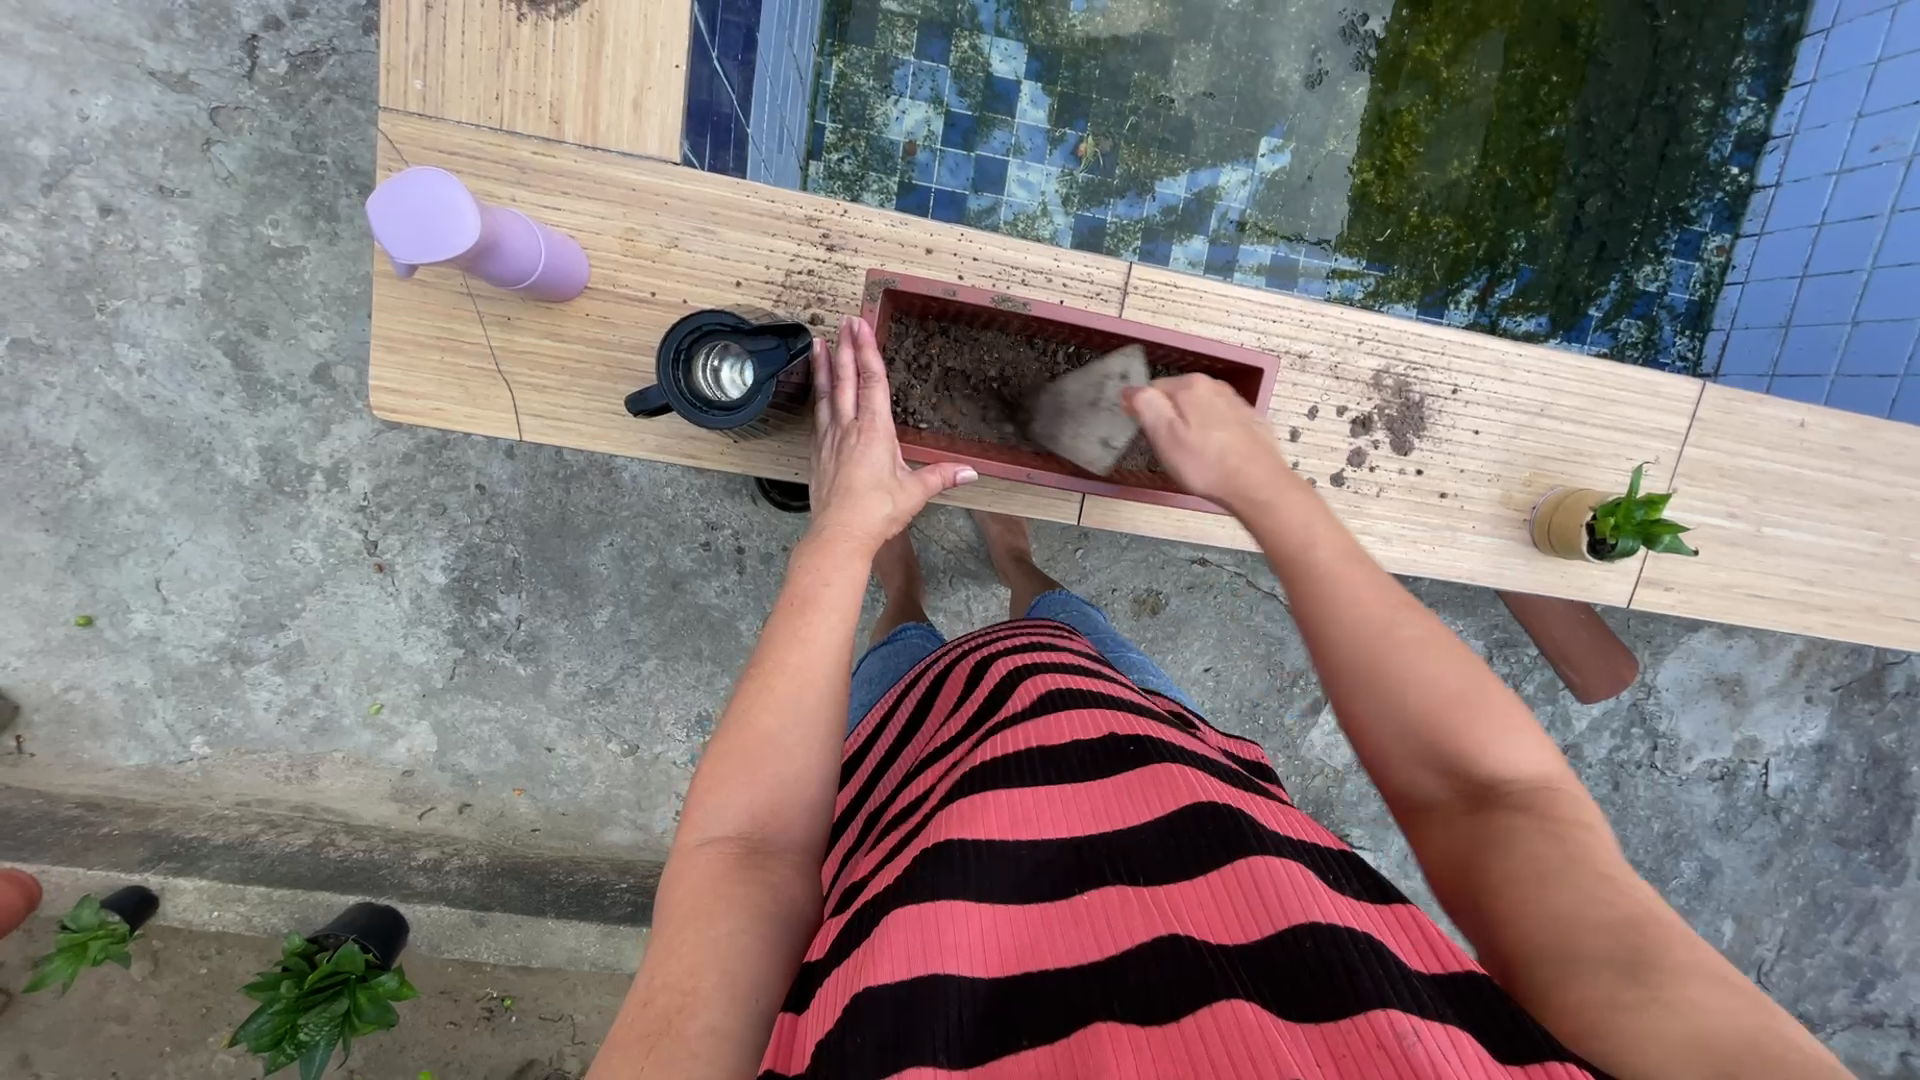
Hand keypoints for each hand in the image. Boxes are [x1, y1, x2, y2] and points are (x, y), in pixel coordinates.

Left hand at [806, 316, 976, 556]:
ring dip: (824, 366)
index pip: (872, 381)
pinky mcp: (818, 455)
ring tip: (818, 343)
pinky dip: (817, 397)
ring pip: (826, 394)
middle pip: (846, 379)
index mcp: (874, 431)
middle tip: (844, 321)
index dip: (867, 350)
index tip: (860, 325)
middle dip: (845, 347)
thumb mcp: (915, 493)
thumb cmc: (876, 513)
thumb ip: (941, 476)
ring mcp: (829, 440)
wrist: (840, 534)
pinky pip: (816, 416)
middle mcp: (848, 429)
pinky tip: (816, 392)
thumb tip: (970, 472)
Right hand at [1123, 374, 1291, 510]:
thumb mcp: (1163, 436)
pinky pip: (1220, 421)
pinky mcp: (1251, 421)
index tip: (1147, 437)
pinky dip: (1212, 433)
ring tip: (1192, 455)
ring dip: (1191, 425)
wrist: (1258, 485)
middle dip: (1169, 419)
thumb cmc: (1204, 464)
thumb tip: (1130, 390)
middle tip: (1169, 450)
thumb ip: (1145, 405)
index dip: (1144, 413)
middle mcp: (1215, 386)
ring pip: (1199, 409)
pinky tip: (1215, 454)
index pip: (1151, 390)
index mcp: (1190, 385)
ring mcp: (1236, 402)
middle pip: (1177, 398)